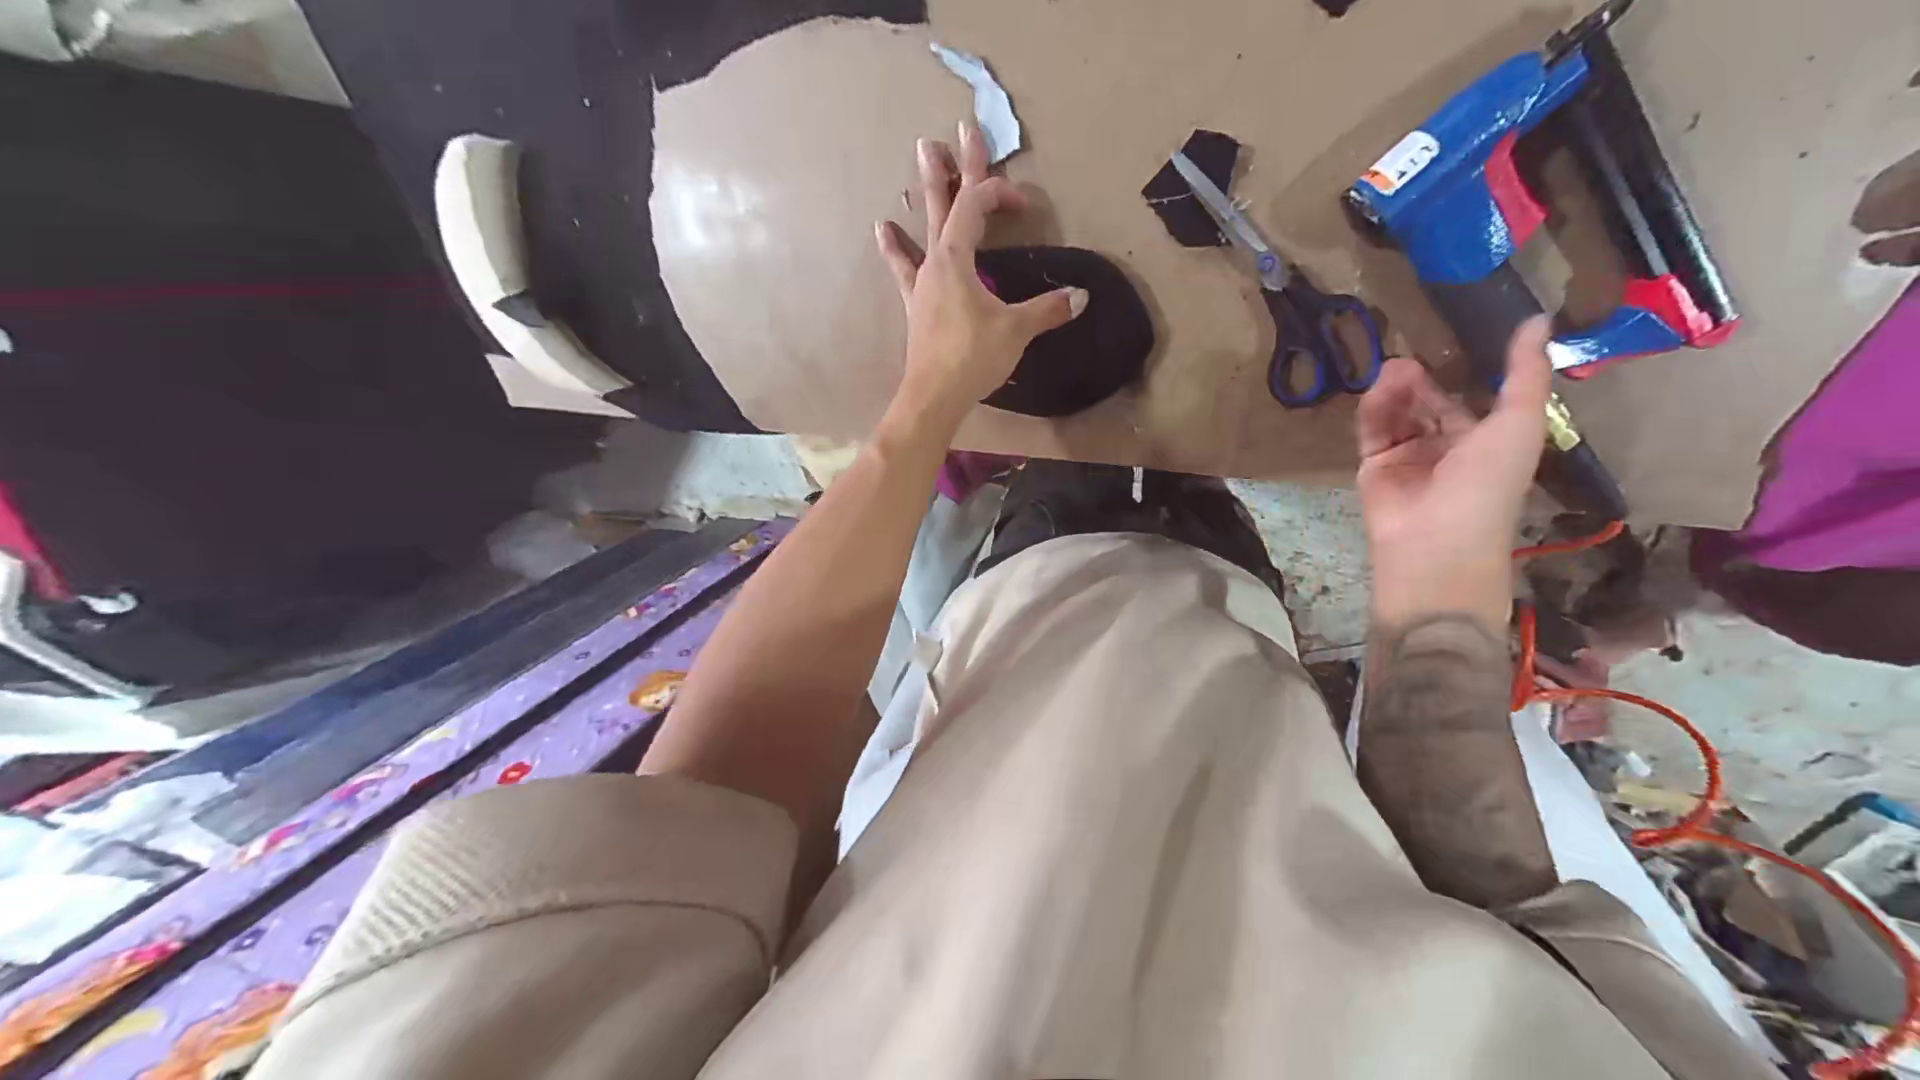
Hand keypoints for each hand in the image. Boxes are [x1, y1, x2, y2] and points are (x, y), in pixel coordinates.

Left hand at [875, 120, 1086, 425]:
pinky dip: (896, 247)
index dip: (998, 192)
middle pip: (945, 205)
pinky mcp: (916, 306)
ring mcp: (921, 283)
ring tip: (921, 160)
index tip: (1022, 202)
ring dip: (927, 194)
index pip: (975, 206)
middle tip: (953, 132)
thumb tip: (1080, 296)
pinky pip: (904, 267)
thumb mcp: (1015, 331)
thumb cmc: (972, 358)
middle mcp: (934, 262)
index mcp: (956, 259)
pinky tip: (883, 230)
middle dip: (954, 167)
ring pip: (924, 228)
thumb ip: (1047, 309)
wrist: (933, 396)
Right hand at [1355, 317, 1551, 630]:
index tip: (1450, 339)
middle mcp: (1444, 446)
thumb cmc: (1487, 483)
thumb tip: (1538, 318)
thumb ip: (1525, 373)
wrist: (1436, 539)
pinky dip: (1374, 409)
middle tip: (1408, 356)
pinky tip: (1378, 391)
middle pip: (1426, 403)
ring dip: (1395, 390)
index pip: (1466, 400)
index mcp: (1484, 440)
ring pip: (1397, 413)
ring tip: (1391, 370)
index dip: (1459, 373)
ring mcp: (1406, 456)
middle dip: (1420, 381)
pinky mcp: (1373, 464)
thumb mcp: (1519, 423)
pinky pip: (1373, 429)